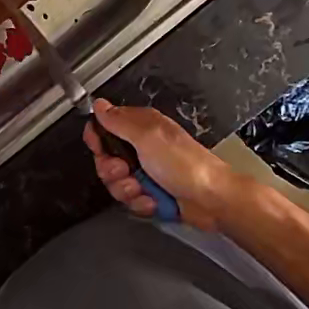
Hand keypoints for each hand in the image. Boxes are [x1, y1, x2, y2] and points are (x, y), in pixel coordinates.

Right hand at [82, 99, 245, 230]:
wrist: (211, 199)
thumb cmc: (184, 163)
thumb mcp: (147, 136)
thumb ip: (119, 121)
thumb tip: (99, 104)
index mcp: (141, 126)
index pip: (105, 127)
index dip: (98, 140)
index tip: (100, 150)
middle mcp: (142, 146)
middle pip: (106, 159)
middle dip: (112, 171)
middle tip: (126, 171)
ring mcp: (146, 171)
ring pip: (116, 182)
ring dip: (127, 190)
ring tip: (143, 189)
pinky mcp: (151, 192)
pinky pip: (130, 200)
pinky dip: (140, 203)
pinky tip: (153, 201)